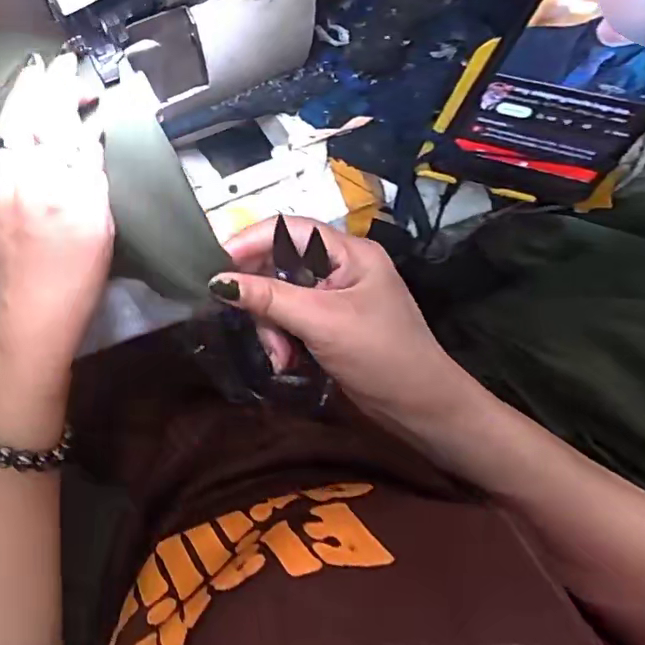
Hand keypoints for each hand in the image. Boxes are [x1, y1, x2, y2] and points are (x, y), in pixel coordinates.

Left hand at [0, 53, 112, 401]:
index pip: (62, 121)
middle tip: (53, 62)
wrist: (30, 315)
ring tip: (27, 73)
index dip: (67, 90)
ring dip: (16, 95)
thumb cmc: (77, 274)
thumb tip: (86, 134)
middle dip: (42, 84)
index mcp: (59, 183)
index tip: (74, 67)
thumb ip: (91, 172)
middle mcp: (22, 176)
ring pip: (3, 126)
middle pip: (30, 117)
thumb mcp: (101, 222)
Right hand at [211, 218, 484, 432]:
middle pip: (277, 262)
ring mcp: (332, 294)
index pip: (288, 229)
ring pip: (277, 292)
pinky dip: (279, 336)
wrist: (427, 414)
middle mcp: (338, 266)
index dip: (250, 241)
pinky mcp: (325, 320)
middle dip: (260, 295)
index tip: (217, 264)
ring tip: (279, 355)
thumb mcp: (321, 323)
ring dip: (269, 323)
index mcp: (349, 253)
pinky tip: (285, 360)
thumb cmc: (384, 358)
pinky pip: (285, 315)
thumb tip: (217, 282)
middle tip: (246, 317)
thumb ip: (268, 299)